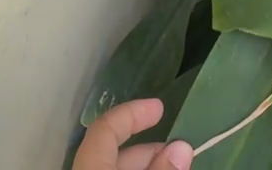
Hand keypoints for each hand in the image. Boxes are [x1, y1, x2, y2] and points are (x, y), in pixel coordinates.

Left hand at [72, 99, 194, 169]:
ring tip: (173, 165)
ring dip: (144, 165)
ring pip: (111, 169)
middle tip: (178, 149)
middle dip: (147, 146)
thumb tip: (182, 147)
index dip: (132, 113)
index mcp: (89, 166)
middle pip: (111, 151)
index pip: (105, 127)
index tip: (160, 108)